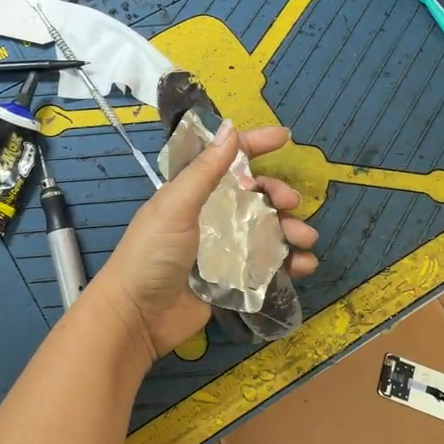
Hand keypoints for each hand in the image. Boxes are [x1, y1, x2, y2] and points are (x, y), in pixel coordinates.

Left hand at [89, 122, 318, 362]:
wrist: (137, 316)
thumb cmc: (151, 253)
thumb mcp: (175, 206)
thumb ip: (205, 170)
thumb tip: (231, 128)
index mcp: (193, 193)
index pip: (227, 160)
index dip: (255, 145)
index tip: (285, 137)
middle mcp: (211, 217)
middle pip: (255, 197)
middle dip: (279, 195)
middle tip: (292, 202)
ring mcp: (224, 250)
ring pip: (268, 231)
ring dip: (291, 229)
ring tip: (305, 238)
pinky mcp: (233, 281)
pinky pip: (269, 266)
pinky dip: (290, 263)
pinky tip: (304, 265)